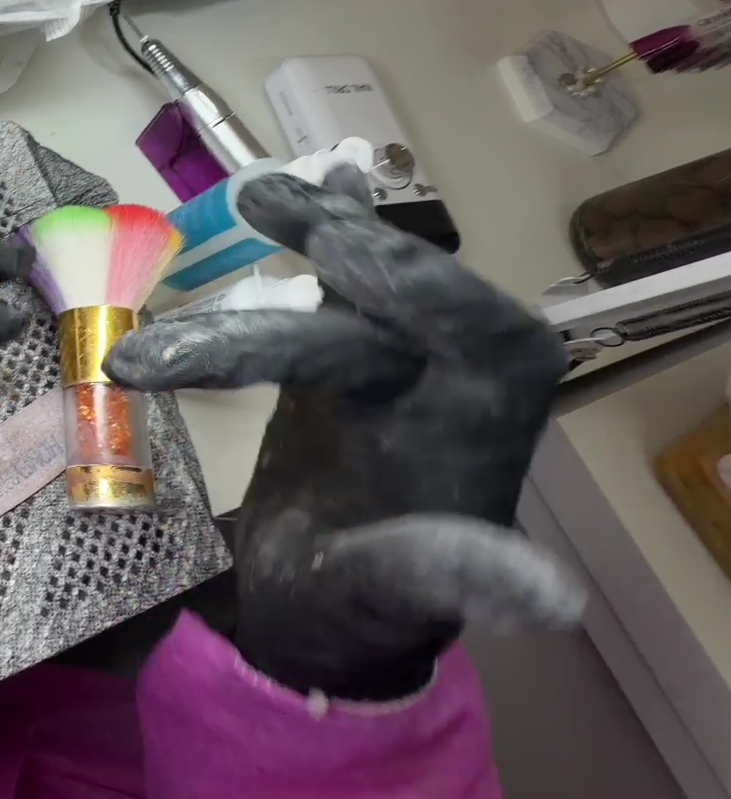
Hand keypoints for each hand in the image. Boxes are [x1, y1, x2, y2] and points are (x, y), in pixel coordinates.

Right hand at [105, 168, 583, 700]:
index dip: (423, 286)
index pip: (486, 340)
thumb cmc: (343, 611)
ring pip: (368, 282)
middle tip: (255, 200)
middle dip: (328, 250)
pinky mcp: (336, 369)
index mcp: (471, 442)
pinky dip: (325, 240)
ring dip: (321, 225)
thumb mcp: (376, 602)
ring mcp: (385, 374)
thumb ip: (436, 577)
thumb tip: (542, 590)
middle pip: (393, 304)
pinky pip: (338, 291)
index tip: (337, 253)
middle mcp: (440, 392)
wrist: (307, 605)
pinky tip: (312, 192)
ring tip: (261, 187)